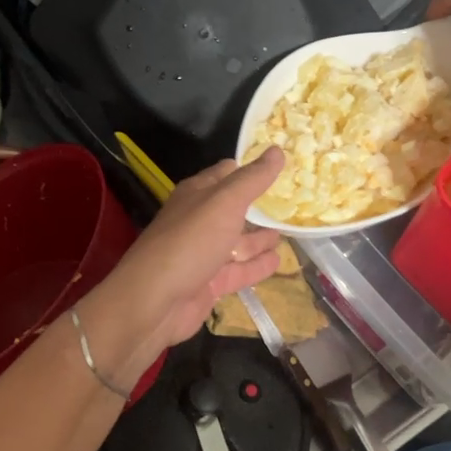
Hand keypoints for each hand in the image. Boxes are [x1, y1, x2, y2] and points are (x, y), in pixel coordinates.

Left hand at [83, 149, 286, 379]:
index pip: (227, 173)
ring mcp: (202, 254)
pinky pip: (238, 271)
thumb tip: (277, 150)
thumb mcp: (224, 203)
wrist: (154, 300)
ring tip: (290, 232)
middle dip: (259, 205)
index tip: (283, 165)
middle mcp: (198, 221)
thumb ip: (252, 179)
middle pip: (233, 209)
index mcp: (196, 194)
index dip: (252, 167)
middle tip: (295, 202)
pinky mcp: (208, 283)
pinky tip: (279, 260)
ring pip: (237, 242)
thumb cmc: (189, 242)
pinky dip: (257, 265)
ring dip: (260, 238)